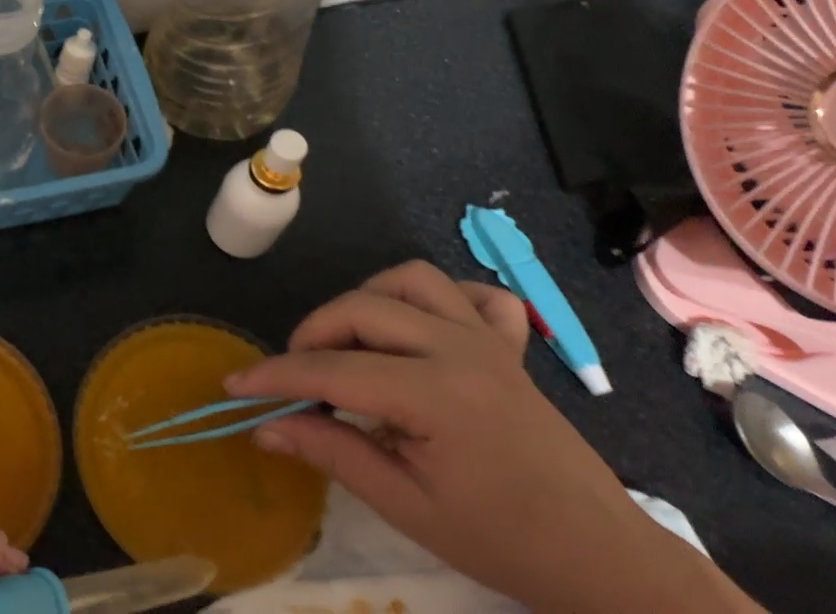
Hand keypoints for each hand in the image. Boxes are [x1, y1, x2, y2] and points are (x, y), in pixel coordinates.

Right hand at [229, 260, 761, 613]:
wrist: (601, 555)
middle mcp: (460, 349)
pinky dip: (436, 299)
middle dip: (312, 335)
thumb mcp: (407, 506)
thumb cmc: (502, 540)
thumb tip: (265, 428)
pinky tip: (419, 330)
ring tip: (349, 345)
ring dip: (366, 301)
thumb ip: (333, 453)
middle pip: (362, 310)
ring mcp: (489, 340)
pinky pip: (471, 294)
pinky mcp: (509, 346)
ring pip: (409, 280)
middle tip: (295, 378)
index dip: (276, 376)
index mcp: (437, 394)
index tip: (234, 386)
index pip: (333, 370)